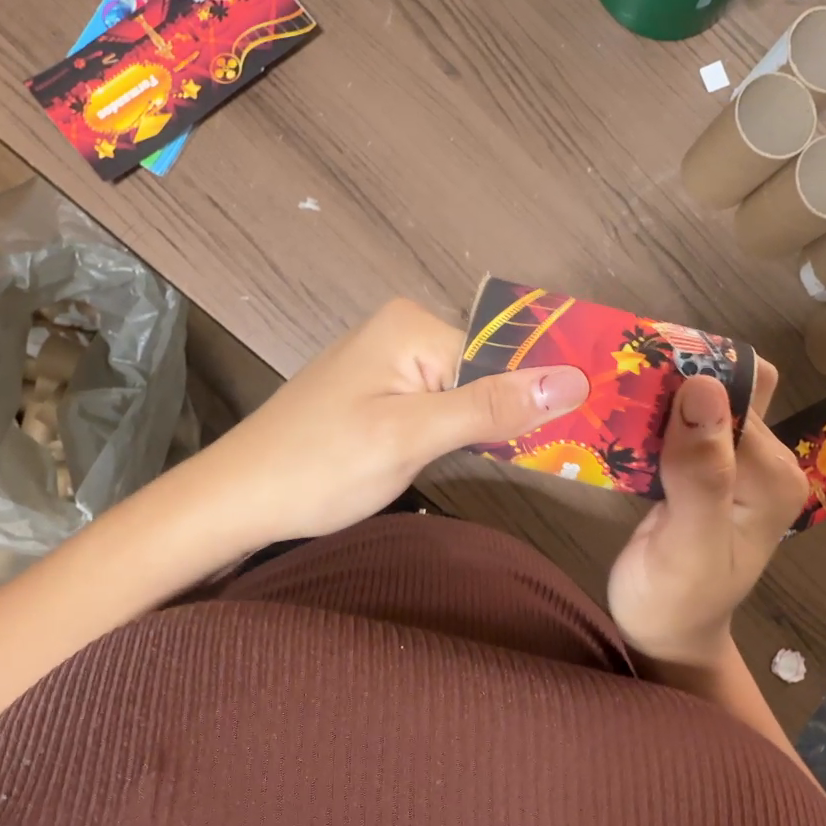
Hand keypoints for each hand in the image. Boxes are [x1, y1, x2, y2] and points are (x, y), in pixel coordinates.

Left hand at [190, 298, 589, 546]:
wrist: (239, 498)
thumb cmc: (319, 466)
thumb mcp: (410, 437)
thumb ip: (490, 406)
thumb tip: (576, 378)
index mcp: (413, 326)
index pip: (505, 356)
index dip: (542, 397)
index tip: (587, 439)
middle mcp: (404, 332)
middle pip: (489, 369)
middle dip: (520, 412)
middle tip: (569, 457)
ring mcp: (389, 364)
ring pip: (468, 392)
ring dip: (495, 426)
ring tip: (539, 459)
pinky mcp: (380, 394)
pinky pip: (441, 406)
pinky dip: (465, 431)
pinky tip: (485, 455)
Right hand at [607, 365, 807, 672]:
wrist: (664, 634)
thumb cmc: (674, 600)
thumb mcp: (688, 546)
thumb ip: (701, 475)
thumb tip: (704, 386)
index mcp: (772, 474)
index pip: (736, 397)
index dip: (688, 380)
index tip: (632, 374)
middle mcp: (762, 460)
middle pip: (723, 388)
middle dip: (673, 377)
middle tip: (616, 381)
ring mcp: (733, 463)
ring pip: (700, 398)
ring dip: (658, 392)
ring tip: (611, 394)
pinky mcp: (703, 468)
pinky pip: (681, 422)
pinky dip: (652, 413)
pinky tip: (619, 416)